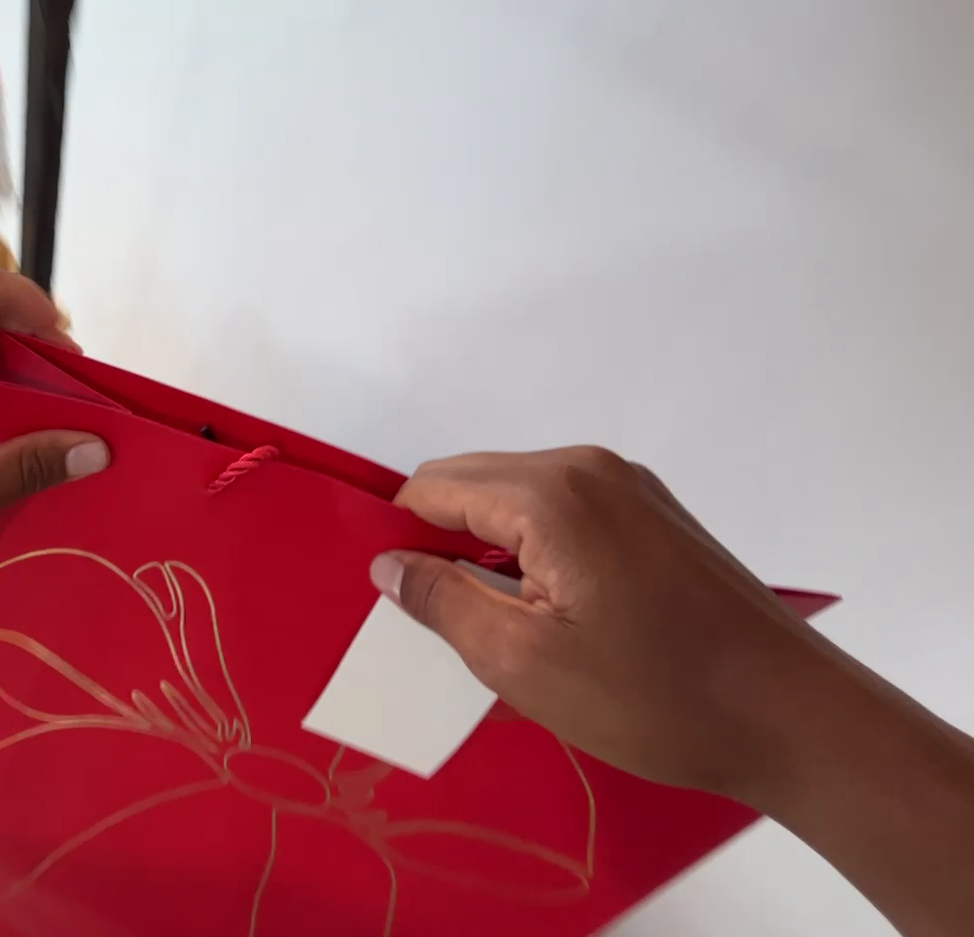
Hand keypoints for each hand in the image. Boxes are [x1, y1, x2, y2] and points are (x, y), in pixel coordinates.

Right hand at [372, 446, 834, 799]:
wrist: (809, 728)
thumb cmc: (655, 698)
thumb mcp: (518, 661)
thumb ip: (437, 600)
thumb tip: (385, 564)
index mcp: (546, 494)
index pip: (428, 489)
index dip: (400, 537)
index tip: (405, 594)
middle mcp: (582, 467)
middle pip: (464, 480)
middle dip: (439, 535)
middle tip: (451, 608)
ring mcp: (622, 482)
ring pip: (504, 491)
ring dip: (482, 540)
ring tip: (503, 609)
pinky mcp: (647, 506)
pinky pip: (549, 503)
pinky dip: (524, 540)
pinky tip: (549, 598)